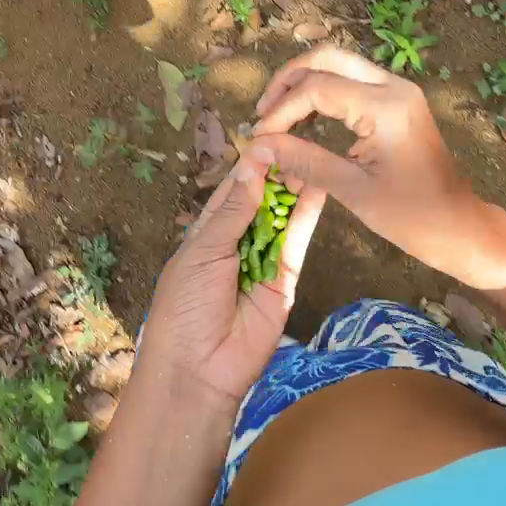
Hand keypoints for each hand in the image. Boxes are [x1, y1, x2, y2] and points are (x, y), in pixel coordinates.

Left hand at [138, 144, 327, 402]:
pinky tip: (320, 185)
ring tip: (312, 153)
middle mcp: (237, 242)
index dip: (250, 166)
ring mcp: (264, 259)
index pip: (232, 190)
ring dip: (294, 187)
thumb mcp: (204, 251)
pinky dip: (308, 214)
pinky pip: (298, 241)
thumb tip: (253, 165)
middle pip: (261, 200)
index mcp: (208, 232)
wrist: (200, 369)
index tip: (270, 137)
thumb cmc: (186, 305)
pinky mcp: (286, 277)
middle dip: (276, 173)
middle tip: (298, 139)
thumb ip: (234, 210)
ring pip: (282, 216)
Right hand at [250, 47, 488, 283]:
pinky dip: (322, 91)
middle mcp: (393, 86)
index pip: (316, 88)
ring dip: (303, 82)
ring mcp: (398, 90)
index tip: (258, 138)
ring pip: (339, 63)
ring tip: (276, 115)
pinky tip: (303, 118)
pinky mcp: (397, 100)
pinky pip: (351, 80)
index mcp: (385, 106)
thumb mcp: (353, 190)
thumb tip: (258, 145)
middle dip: (288, 80)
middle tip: (263, 113)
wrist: (460, 226)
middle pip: (327, 57)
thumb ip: (304, 161)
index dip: (281, 110)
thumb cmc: (412, 216)